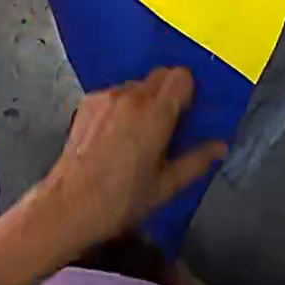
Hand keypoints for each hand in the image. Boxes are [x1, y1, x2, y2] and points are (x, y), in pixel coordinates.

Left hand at [25, 67, 225, 258]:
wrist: (63, 210)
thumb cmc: (119, 201)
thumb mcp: (165, 187)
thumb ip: (197, 161)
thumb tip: (221, 147)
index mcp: (156, 112)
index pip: (182, 76)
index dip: (188, 92)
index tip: (185, 114)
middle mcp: (133, 96)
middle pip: (162, 74)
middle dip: (168, 93)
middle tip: (165, 123)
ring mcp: (108, 97)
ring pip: (139, 83)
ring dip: (145, 98)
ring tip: (136, 131)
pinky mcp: (88, 102)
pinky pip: (116, 93)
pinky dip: (122, 105)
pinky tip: (114, 133)